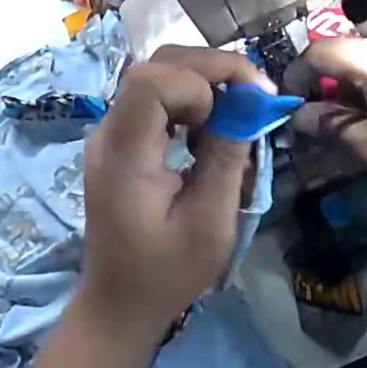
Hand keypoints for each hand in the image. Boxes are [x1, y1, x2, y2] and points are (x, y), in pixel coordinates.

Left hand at [79, 46, 268, 344]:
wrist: (119, 303)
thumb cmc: (167, 273)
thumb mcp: (211, 222)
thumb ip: (227, 157)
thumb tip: (249, 103)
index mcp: (124, 154)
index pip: (151, 80)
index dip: (199, 82)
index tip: (232, 115)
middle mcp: (109, 132)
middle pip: (157, 64)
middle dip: (214, 69)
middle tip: (257, 96)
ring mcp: (112, 133)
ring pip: (159, 73)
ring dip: (207, 82)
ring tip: (241, 112)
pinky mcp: (123, 140)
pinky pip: (158, 97)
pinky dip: (194, 99)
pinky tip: (213, 129)